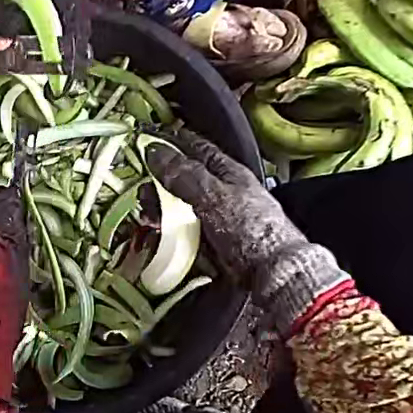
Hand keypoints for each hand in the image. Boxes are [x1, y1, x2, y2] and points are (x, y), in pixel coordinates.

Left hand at [0, 187, 29, 401]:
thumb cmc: (0, 303)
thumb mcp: (11, 257)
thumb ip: (8, 223)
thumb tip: (10, 193)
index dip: (8, 194)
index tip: (29, 197)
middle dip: (7, 215)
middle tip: (32, 224)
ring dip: (5, 234)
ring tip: (27, 244)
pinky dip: (0, 251)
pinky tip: (14, 264)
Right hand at [144, 130, 349, 333]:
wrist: (272, 273)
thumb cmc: (250, 229)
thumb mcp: (213, 195)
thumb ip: (183, 174)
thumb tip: (155, 152)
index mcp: (229, 173)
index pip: (197, 148)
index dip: (174, 141)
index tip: (150, 139)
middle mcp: (222, 193)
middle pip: (184, 181)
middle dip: (159, 182)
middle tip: (140, 187)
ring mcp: (216, 219)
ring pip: (180, 208)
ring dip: (160, 209)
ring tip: (146, 213)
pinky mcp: (211, 244)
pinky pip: (182, 232)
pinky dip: (167, 231)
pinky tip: (156, 232)